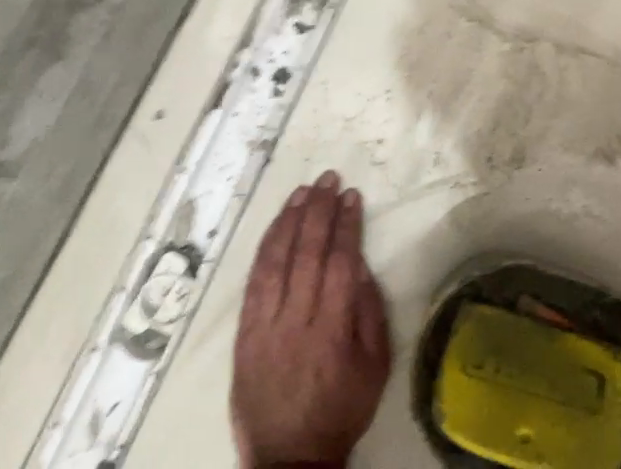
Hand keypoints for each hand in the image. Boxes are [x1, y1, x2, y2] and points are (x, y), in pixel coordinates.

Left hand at [232, 170, 391, 467]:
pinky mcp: (244, 331)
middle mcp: (297, 319)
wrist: (288, 455)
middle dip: (320, 210)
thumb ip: (370, 313)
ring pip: (277, 259)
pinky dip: (266, 247)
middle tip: (329, 179)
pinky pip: (254, 280)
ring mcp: (266, 323)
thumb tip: (361, 266)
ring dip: (291, 220)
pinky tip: (277, 225)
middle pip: (308, 252)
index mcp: (334, 329)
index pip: (341, 262)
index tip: (352, 196)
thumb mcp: (376, 366)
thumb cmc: (341, 409)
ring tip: (304, 191)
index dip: (347, 225)